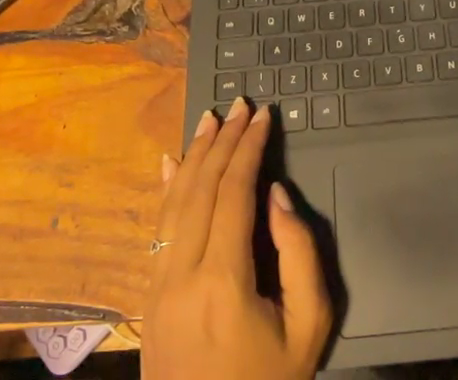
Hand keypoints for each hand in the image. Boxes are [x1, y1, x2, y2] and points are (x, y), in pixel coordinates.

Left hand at [141, 98, 330, 379]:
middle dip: (223, 141)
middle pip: (201, 188)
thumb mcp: (308, 324)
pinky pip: (156, 230)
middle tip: (241, 104)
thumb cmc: (268, 378)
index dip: (249, 148)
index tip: (263, 115)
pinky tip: (170, 161)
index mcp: (224, 279)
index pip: (234, 192)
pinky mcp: (148, 296)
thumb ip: (298, 254)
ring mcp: (158, 284)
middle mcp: (182, 273)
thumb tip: (275, 196)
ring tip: (210, 118)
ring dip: (193, 154)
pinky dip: (165, 188)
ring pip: (173, 202)